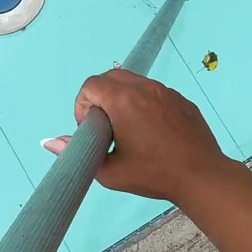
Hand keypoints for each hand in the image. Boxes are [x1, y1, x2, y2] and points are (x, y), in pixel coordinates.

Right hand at [42, 68, 234, 201]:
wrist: (201, 175)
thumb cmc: (153, 174)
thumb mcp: (110, 171)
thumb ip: (77, 153)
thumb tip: (49, 142)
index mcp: (123, 100)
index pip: (91, 85)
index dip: (83, 105)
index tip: (91, 130)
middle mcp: (144, 88)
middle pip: (111, 76)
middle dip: (100, 97)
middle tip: (105, 127)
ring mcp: (166, 91)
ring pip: (135, 83)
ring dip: (123, 99)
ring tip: (128, 130)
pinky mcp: (182, 100)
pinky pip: (155, 93)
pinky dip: (145, 105)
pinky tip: (153, 133)